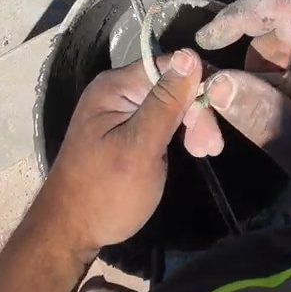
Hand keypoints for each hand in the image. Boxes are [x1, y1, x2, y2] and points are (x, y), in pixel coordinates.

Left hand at [35, 49, 203, 255]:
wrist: (68, 236)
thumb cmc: (105, 192)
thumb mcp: (140, 148)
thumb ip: (166, 102)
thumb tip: (191, 55)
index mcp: (116, 86)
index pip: (169, 65)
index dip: (197, 82)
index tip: (221, 107)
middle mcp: (119, 91)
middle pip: (171, 85)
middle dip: (195, 110)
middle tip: (212, 146)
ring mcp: (123, 112)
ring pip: (171, 104)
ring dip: (192, 124)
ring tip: (206, 151)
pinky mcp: (130, 131)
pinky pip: (163, 120)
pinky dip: (181, 133)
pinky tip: (195, 149)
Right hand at [189, 0, 290, 214]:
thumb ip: (262, 114)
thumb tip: (213, 83)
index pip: (282, 5)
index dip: (240, 16)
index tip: (205, 42)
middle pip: (267, 36)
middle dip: (238, 74)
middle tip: (206, 118)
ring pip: (265, 58)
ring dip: (247, 90)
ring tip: (237, 136)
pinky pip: (275, 74)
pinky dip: (259, 97)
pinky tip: (259, 128)